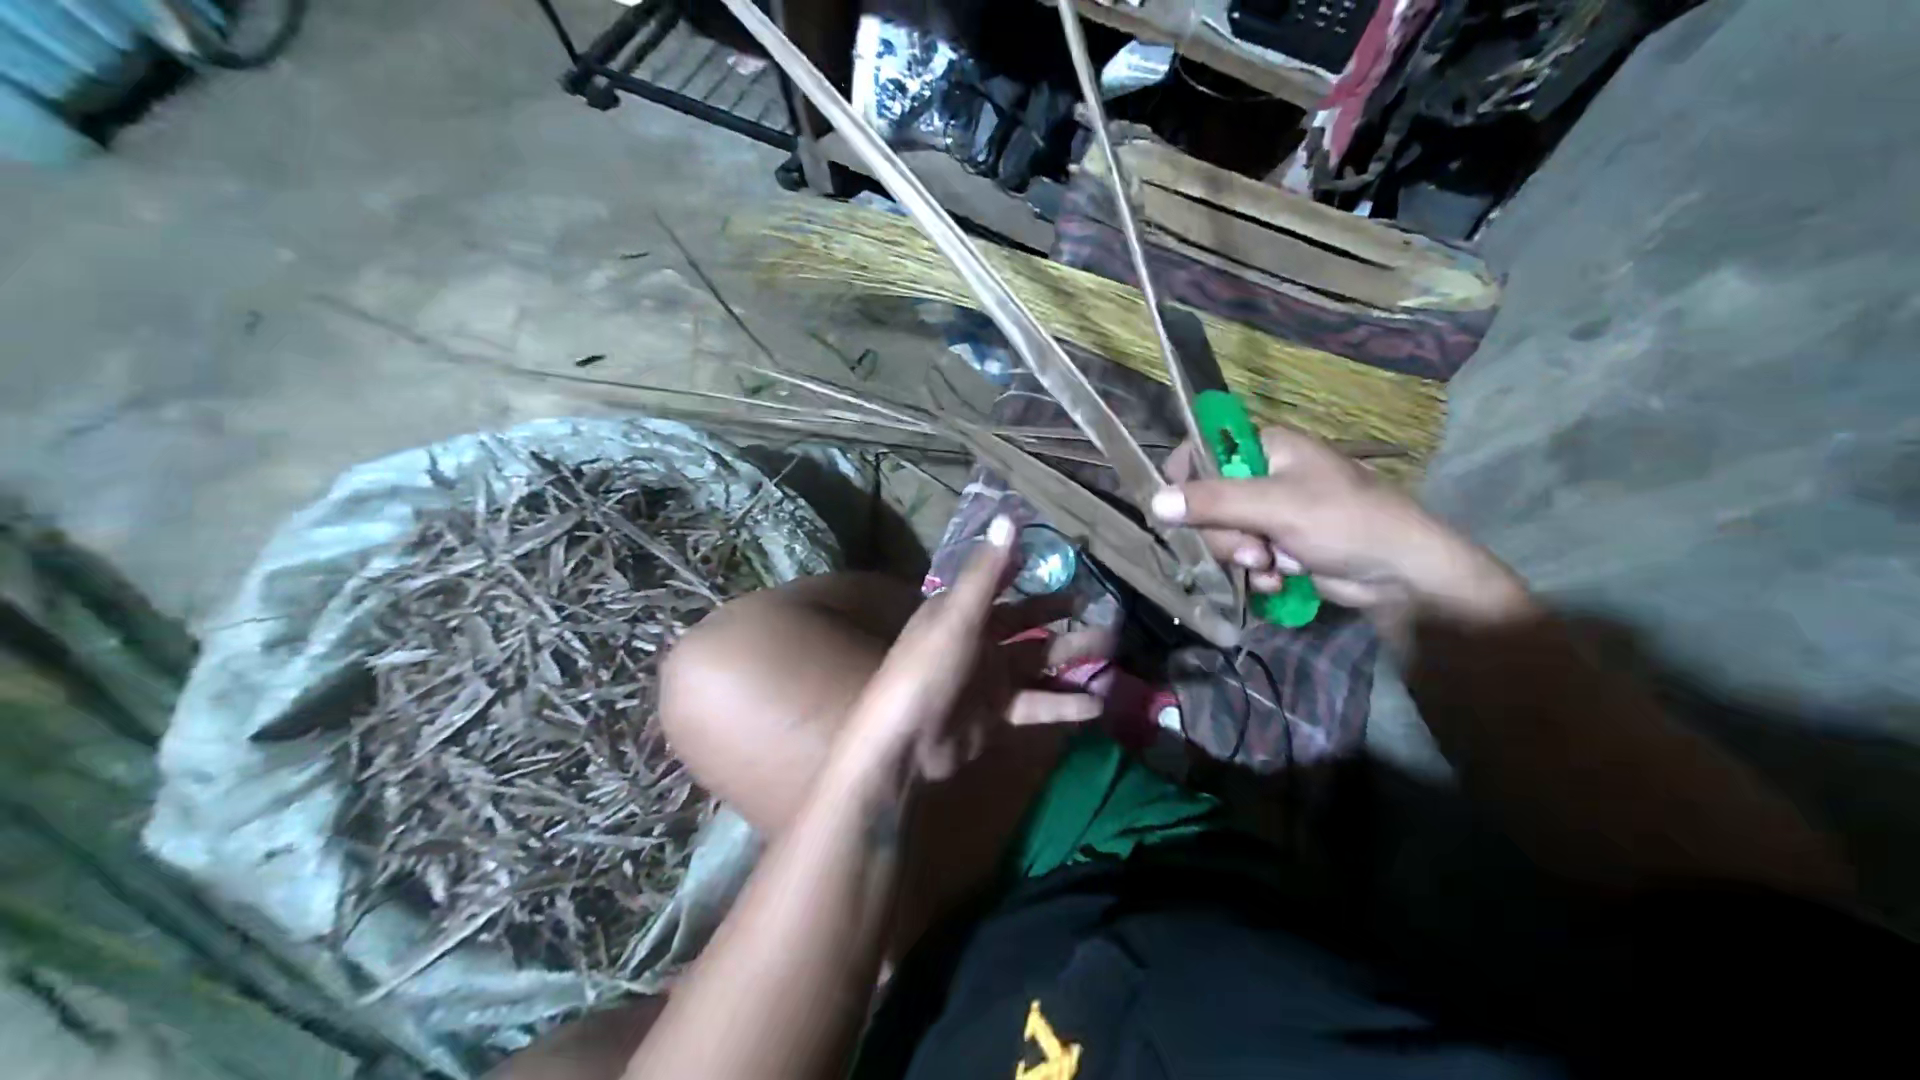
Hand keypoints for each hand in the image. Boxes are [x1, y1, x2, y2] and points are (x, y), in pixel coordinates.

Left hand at [838, 517, 1110, 781]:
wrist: (905, 743)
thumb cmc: (928, 669)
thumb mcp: (958, 615)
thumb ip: (988, 571)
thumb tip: (1009, 516)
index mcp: (961, 612)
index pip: (999, 583)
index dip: (1027, 571)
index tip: (1064, 561)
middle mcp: (977, 641)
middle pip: (1027, 624)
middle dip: (1062, 617)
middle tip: (1103, 610)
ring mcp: (988, 680)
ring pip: (1039, 662)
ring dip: (1072, 657)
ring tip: (1113, 650)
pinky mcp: (998, 715)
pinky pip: (1038, 704)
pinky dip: (1065, 704)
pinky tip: (1099, 703)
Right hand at [1156, 427, 1529, 624]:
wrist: (1402, 574)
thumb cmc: (1346, 522)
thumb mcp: (1276, 506)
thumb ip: (1213, 502)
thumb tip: (1154, 502)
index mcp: (1264, 446)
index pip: (1199, 452)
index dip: (1184, 482)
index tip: (1181, 513)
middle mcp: (1261, 474)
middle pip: (1205, 502)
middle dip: (1226, 535)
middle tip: (1255, 551)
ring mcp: (1269, 511)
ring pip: (1222, 534)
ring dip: (1243, 557)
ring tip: (1273, 566)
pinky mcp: (1277, 543)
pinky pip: (1242, 555)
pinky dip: (1257, 571)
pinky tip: (1279, 579)